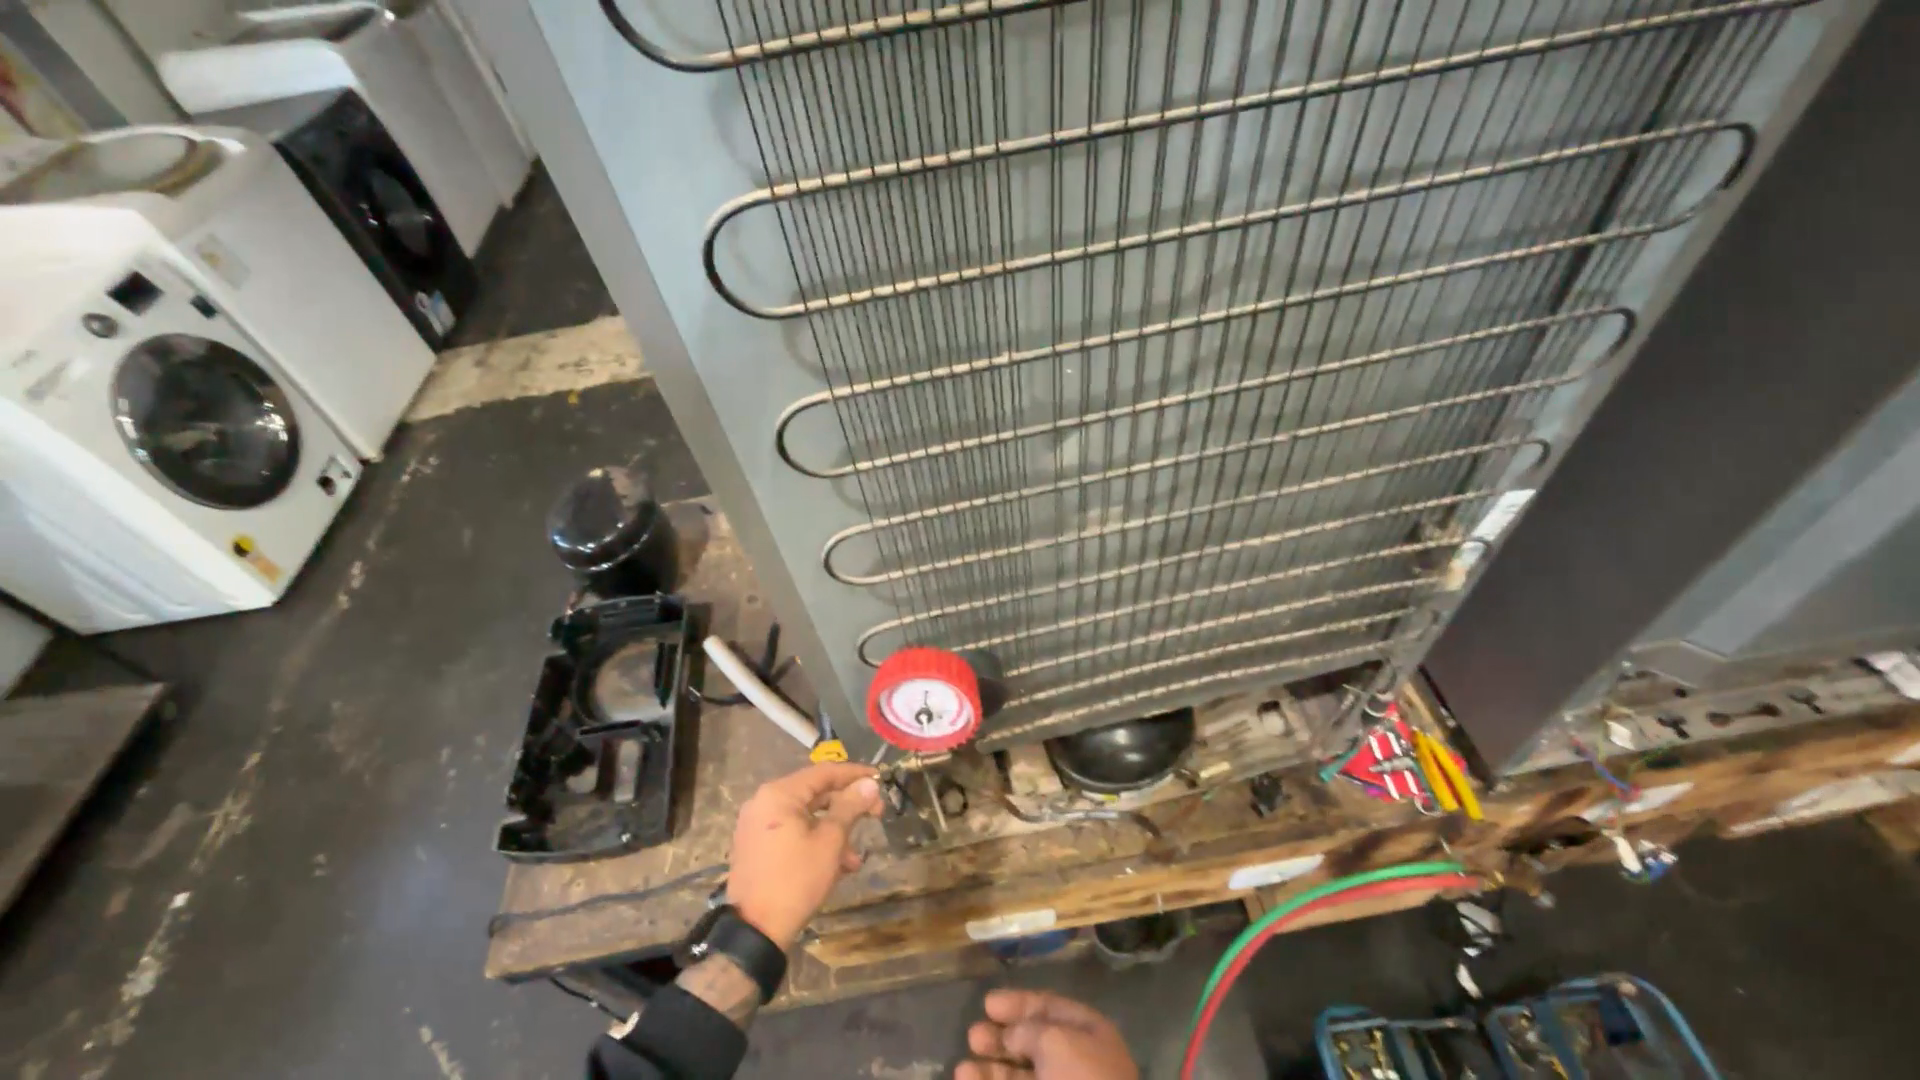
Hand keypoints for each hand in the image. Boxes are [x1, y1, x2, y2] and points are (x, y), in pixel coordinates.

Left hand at [727, 762, 881, 947]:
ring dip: (834, 832)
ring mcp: (756, 826)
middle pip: (814, 794)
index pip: (824, 772)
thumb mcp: (829, 842)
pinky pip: (792, 833)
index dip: (855, 775)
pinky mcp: (755, 847)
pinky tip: (835, 867)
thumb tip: (869, 785)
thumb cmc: (795, 880)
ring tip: (854, 859)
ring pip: (805, 817)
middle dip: (847, 808)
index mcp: (778, 794)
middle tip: (876, 816)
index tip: (880, 781)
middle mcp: (763, 802)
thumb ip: (850, 808)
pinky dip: (814, 842)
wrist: (754, 931)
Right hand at [957, 989, 1138, 1079]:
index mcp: (1088, 1035)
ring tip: (962, 1069)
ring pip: (1018, 1078)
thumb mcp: (1055, 1041)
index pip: (1050, 1010)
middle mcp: (1074, 1063)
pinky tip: (965, 1079)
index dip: (1019, 1003)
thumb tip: (1010, 1036)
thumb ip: (1027, 1030)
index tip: (987, 1003)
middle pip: (1031, 1044)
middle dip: (1000, 1039)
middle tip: (973, 1037)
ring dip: (990, 1071)